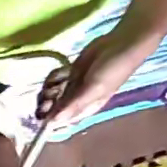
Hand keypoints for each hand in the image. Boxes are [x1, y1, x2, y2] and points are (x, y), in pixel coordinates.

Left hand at [37, 25, 158, 137]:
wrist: (121, 43)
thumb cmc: (113, 70)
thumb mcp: (94, 89)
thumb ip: (73, 105)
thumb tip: (52, 123)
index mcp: (82, 110)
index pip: (58, 122)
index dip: (47, 118)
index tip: (45, 108)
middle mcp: (74, 102)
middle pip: (48, 109)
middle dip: (46, 101)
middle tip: (55, 90)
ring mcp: (70, 87)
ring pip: (47, 94)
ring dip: (49, 86)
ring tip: (63, 78)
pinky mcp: (68, 74)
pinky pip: (52, 80)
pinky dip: (54, 75)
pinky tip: (64, 69)